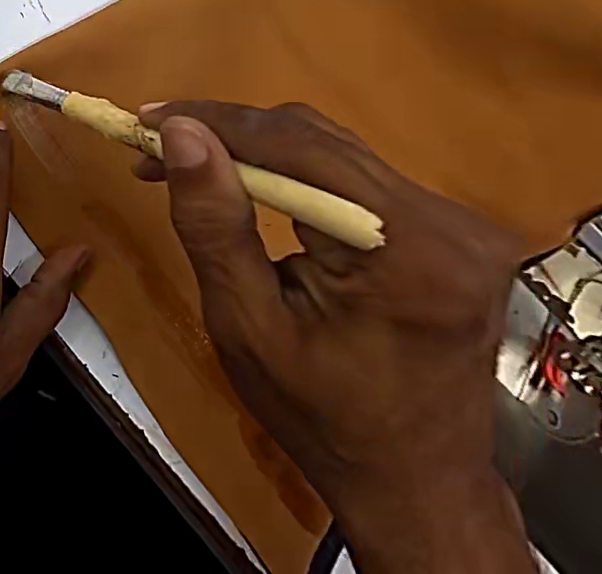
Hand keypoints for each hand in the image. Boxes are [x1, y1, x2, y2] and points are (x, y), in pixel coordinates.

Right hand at [134, 101, 531, 572]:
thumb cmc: (320, 417)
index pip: (298, 148)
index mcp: (408, 252)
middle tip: (156, 147)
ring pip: (328, 147)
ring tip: (185, 161)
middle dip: (226, 134)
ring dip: (250, 146)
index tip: (148, 120)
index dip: (217, 123)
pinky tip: (242, 180)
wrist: (413, 481)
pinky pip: (346, 171)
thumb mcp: (245, 325)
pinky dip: (284, 167)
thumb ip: (213, 224)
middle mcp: (446, 221)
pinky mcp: (441, 225)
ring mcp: (453, 221)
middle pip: (314, 139)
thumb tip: (182, 132)